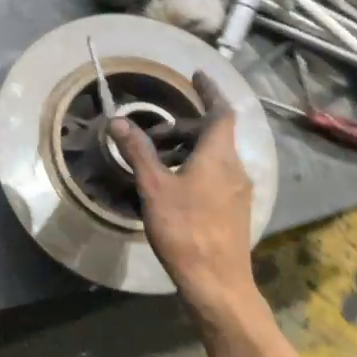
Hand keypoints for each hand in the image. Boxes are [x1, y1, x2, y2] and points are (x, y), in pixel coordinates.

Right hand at [110, 72, 259, 321]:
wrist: (216, 281)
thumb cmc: (184, 229)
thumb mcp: (153, 186)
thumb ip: (137, 151)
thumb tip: (119, 120)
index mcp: (219, 156)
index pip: (220, 112)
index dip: (209, 91)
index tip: (196, 75)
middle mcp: (235, 168)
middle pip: (212, 136)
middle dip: (182, 129)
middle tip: (151, 137)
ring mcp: (238, 192)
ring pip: (213, 158)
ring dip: (186, 151)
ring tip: (155, 162)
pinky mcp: (234, 211)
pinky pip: (215, 176)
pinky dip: (193, 169)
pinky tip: (171, 188)